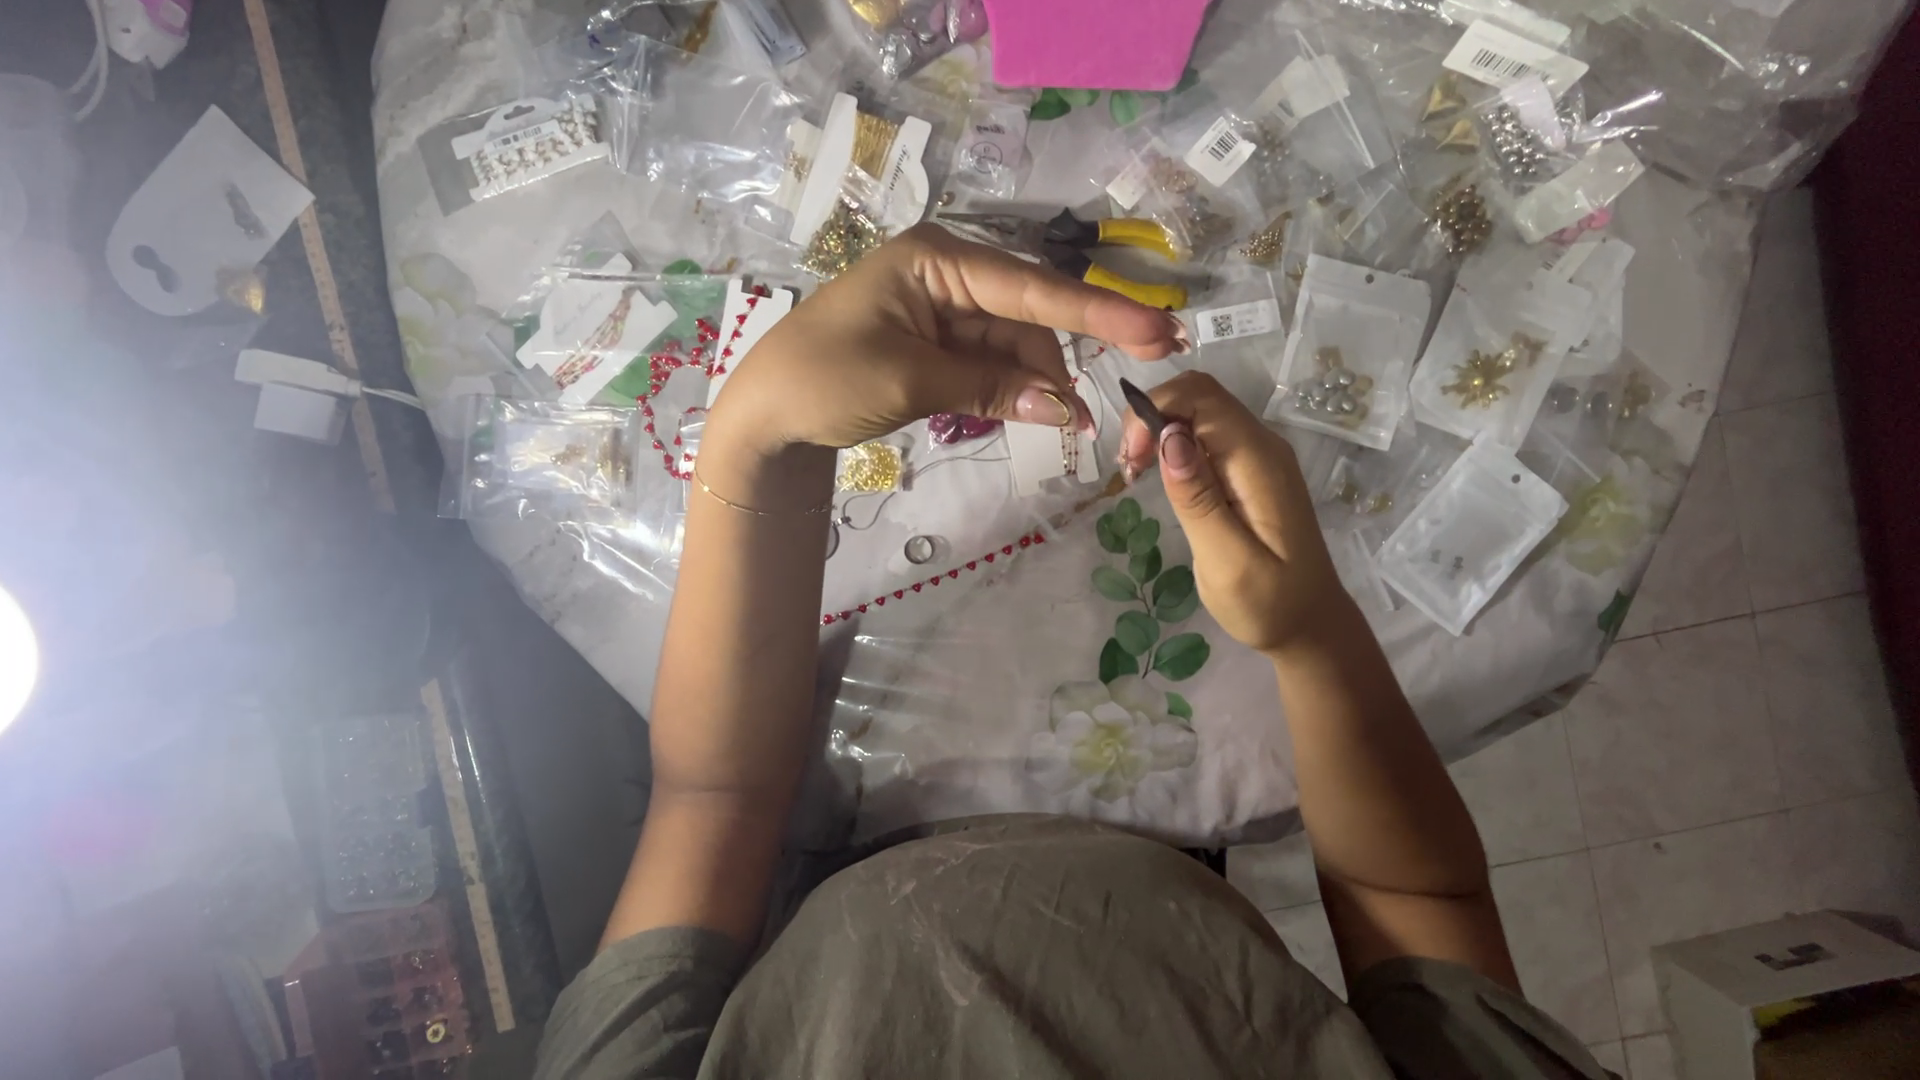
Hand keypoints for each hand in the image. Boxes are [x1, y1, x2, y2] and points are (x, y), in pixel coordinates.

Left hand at [707, 223, 1185, 454]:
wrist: (768, 411)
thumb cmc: (826, 379)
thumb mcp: (912, 383)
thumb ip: (991, 390)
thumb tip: (1063, 408)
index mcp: (937, 261)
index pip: (1030, 288)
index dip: (1098, 314)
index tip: (1158, 331)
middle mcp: (948, 275)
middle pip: (1029, 317)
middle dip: (1063, 361)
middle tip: (1103, 408)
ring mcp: (944, 310)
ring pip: (1015, 345)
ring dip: (1038, 384)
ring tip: (1064, 425)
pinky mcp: (939, 343)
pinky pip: (991, 364)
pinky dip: (1012, 391)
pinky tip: (1032, 413)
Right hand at [1118, 372, 1355, 656]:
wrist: (1310, 626)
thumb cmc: (1267, 603)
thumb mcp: (1227, 560)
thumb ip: (1197, 499)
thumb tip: (1169, 438)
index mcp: (1257, 461)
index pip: (1201, 397)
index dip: (1154, 411)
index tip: (1130, 462)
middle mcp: (1261, 446)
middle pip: (1198, 394)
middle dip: (1150, 417)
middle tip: (1127, 469)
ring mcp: (1256, 456)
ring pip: (1198, 411)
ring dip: (1157, 430)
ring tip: (1135, 475)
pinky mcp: (1247, 471)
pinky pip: (1205, 435)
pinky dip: (1172, 445)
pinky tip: (1157, 478)